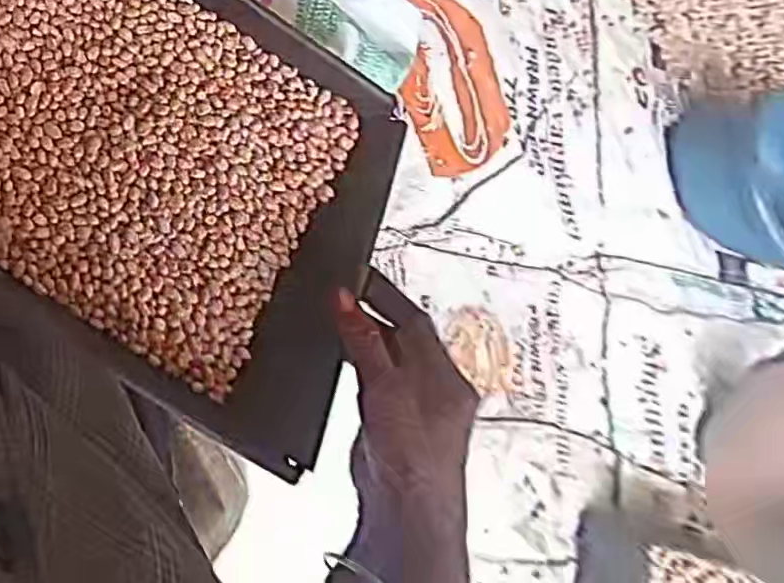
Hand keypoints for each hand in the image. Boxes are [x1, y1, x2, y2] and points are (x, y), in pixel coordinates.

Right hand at [335, 275, 478, 582]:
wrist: (406, 511)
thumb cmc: (413, 459)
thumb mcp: (385, 388)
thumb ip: (364, 339)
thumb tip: (344, 297)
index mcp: (446, 377)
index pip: (413, 318)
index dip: (384, 292)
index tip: (356, 271)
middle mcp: (435, 387)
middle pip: (403, 333)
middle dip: (375, 308)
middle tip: (343, 286)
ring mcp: (414, 403)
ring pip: (389, 352)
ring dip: (365, 331)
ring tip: (337, 312)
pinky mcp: (392, 416)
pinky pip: (375, 372)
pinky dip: (359, 354)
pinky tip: (343, 352)